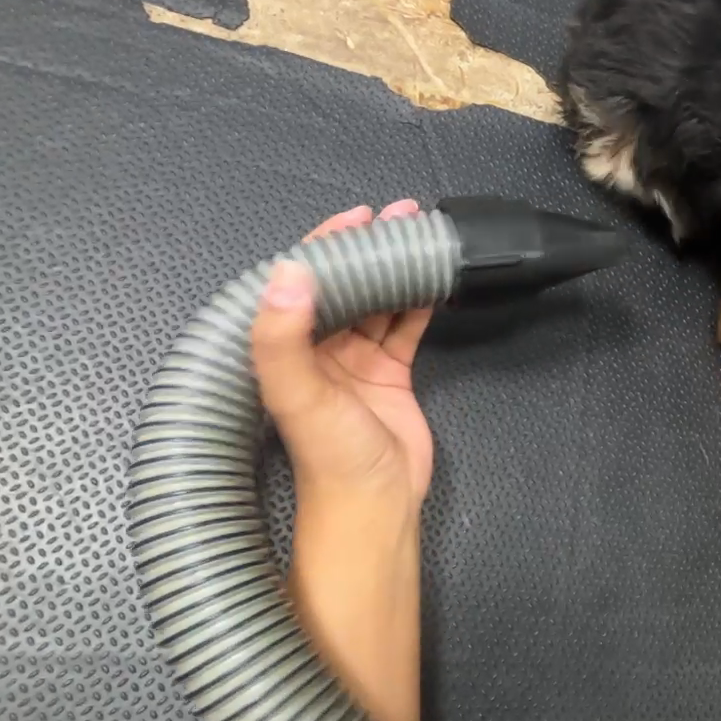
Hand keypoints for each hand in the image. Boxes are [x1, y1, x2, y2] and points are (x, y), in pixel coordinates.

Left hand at [249, 200, 434, 509]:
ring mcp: (356, 358)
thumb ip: (284, 338)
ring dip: (399, 269)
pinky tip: (437, 280)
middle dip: (372, 247)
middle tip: (403, 215)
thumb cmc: (331, 456)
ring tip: (423, 236)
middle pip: (347, 283)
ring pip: (379, 300)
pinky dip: (421, 303)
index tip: (359, 215)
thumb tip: (287, 271)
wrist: (375, 504)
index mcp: (289, 347)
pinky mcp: (390, 371)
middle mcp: (320, 347)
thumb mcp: (301, 396)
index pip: (305, 280)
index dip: (328, 243)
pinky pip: (405, 326)